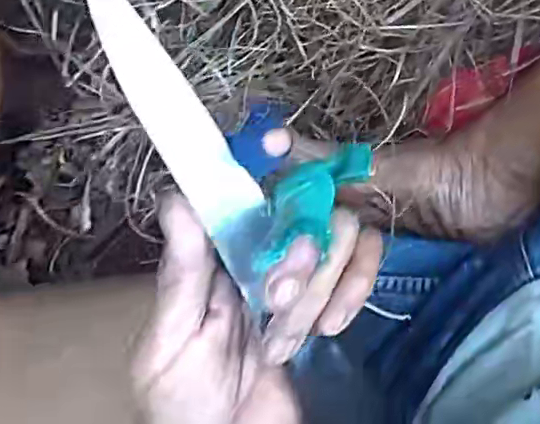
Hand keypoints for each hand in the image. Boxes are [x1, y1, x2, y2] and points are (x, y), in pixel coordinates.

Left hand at [133, 132, 385, 423]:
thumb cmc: (188, 403)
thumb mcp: (171, 343)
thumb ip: (182, 272)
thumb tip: (176, 194)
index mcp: (229, 244)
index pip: (253, 179)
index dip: (267, 153)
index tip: (276, 142)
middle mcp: (276, 239)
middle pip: (312, 200)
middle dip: (302, 253)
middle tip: (275, 300)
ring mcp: (315, 260)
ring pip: (345, 227)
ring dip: (321, 286)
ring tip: (287, 337)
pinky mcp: (345, 283)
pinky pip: (369, 255)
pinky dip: (354, 289)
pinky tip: (330, 327)